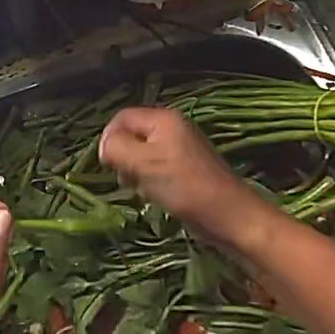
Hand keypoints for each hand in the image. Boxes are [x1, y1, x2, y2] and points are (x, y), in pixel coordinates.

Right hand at [99, 107, 268, 240]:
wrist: (230, 216)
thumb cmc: (185, 187)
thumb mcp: (144, 163)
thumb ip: (117, 148)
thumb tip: (104, 146)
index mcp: (163, 119)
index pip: (122, 117)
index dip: (109, 138)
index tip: (107, 165)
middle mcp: (172, 127)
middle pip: (132, 134)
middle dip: (122, 155)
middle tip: (125, 179)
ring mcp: (181, 148)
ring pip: (143, 152)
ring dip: (135, 170)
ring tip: (139, 189)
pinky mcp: (186, 168)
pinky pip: (157, 166)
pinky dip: (149, 179)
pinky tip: (153, 195)